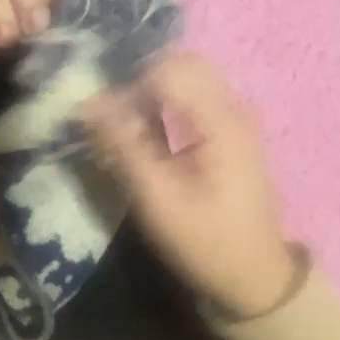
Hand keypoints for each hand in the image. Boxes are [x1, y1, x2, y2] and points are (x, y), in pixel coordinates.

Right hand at [81, 53, 297, 318]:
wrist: (253, 277)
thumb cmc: (204, 240)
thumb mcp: (156, 197)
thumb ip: (123, 144)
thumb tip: (85, 102)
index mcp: (220, 121)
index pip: (164, 69)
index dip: (127, 85)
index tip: (103, 117)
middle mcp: (232, 107)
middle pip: (179, 62)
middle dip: (138, 78)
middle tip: (110, 112)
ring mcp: (234, 117)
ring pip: (185, 76)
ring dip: (149, 89)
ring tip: (122, 124)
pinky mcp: (228, 130)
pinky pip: (192, 95)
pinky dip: (162, 102)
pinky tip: (144, 132)